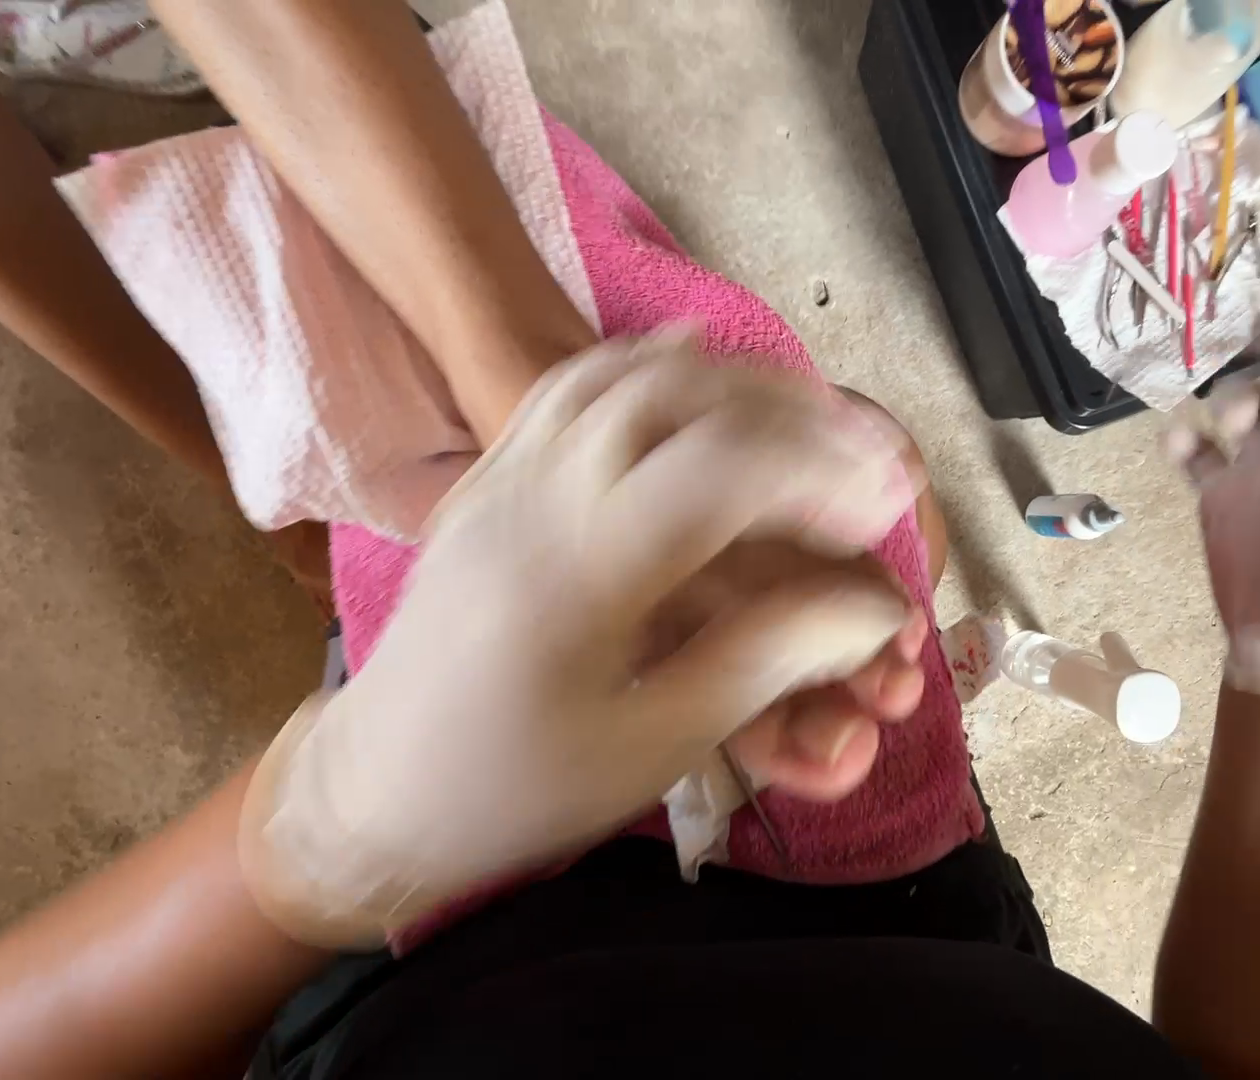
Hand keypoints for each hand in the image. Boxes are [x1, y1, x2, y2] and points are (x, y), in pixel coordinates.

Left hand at [239, 335, 922, 944]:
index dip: (821, 472)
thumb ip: (765, 661)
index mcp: (578, 571)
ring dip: (724, 379)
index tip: (885, 501)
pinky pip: (570, 389)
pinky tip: (691, 373)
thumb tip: (869, 609)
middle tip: (858, 443)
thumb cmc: (516, 791)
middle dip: (788, 410)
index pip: (724, 470)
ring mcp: (503, 475)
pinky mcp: (487, 478)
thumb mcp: (651, 746)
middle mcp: (536, 495)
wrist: (374, 789)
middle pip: (680, 396)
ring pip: (625, 376)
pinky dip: (648, 368)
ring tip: (793, 410)